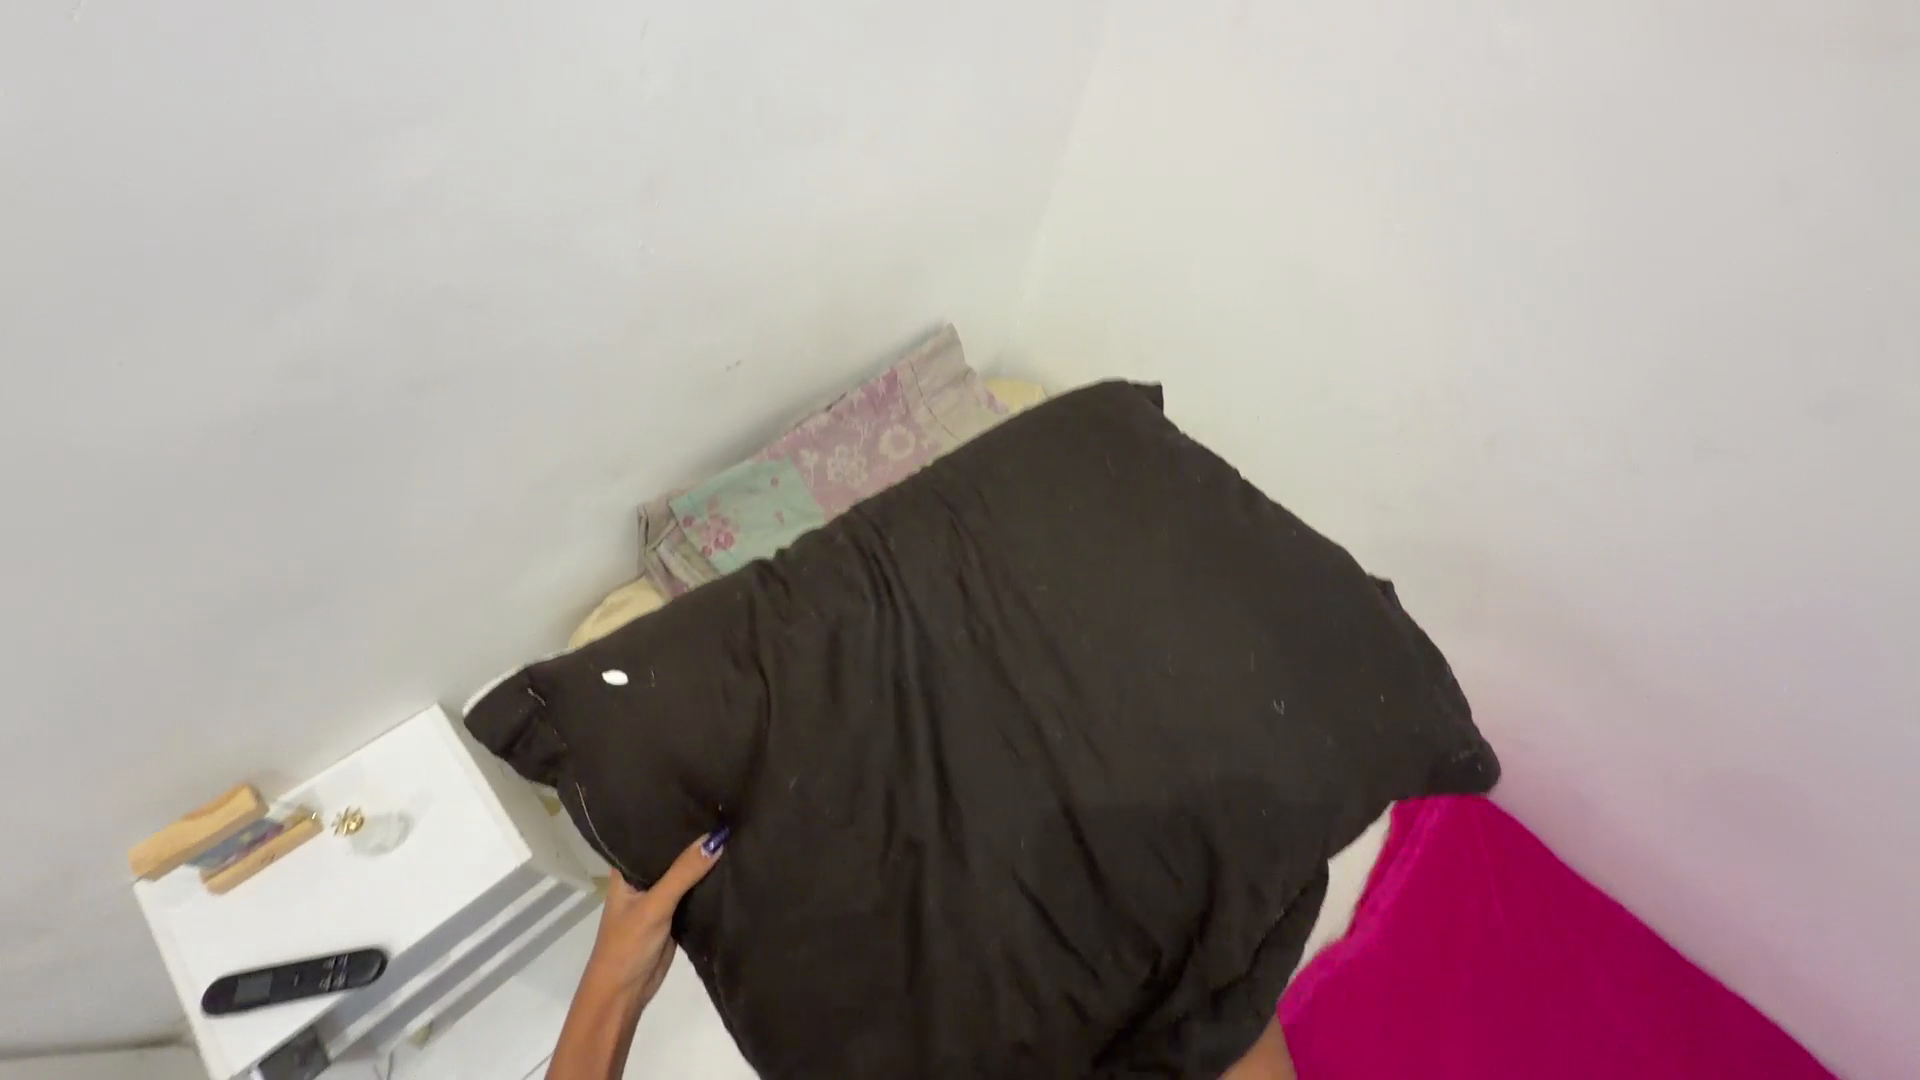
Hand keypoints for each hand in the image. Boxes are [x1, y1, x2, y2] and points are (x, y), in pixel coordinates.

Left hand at [548, 829, 726, 1079]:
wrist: (623, 996)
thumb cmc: (626, 946)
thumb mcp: (655, 906)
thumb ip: (684, 873)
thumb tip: (718, 837)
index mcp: (628, 868)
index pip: (652, 832)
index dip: (674, 813)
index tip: (703, 790)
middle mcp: (645, 876)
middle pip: (673, 850)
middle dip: (696, 834)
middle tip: (728, 804)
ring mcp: (662, 894)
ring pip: (687, 869)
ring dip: (706, 856)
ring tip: (736, 823)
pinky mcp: (678, 912)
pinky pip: (697, 888)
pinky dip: (711, 878)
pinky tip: (734, 858)